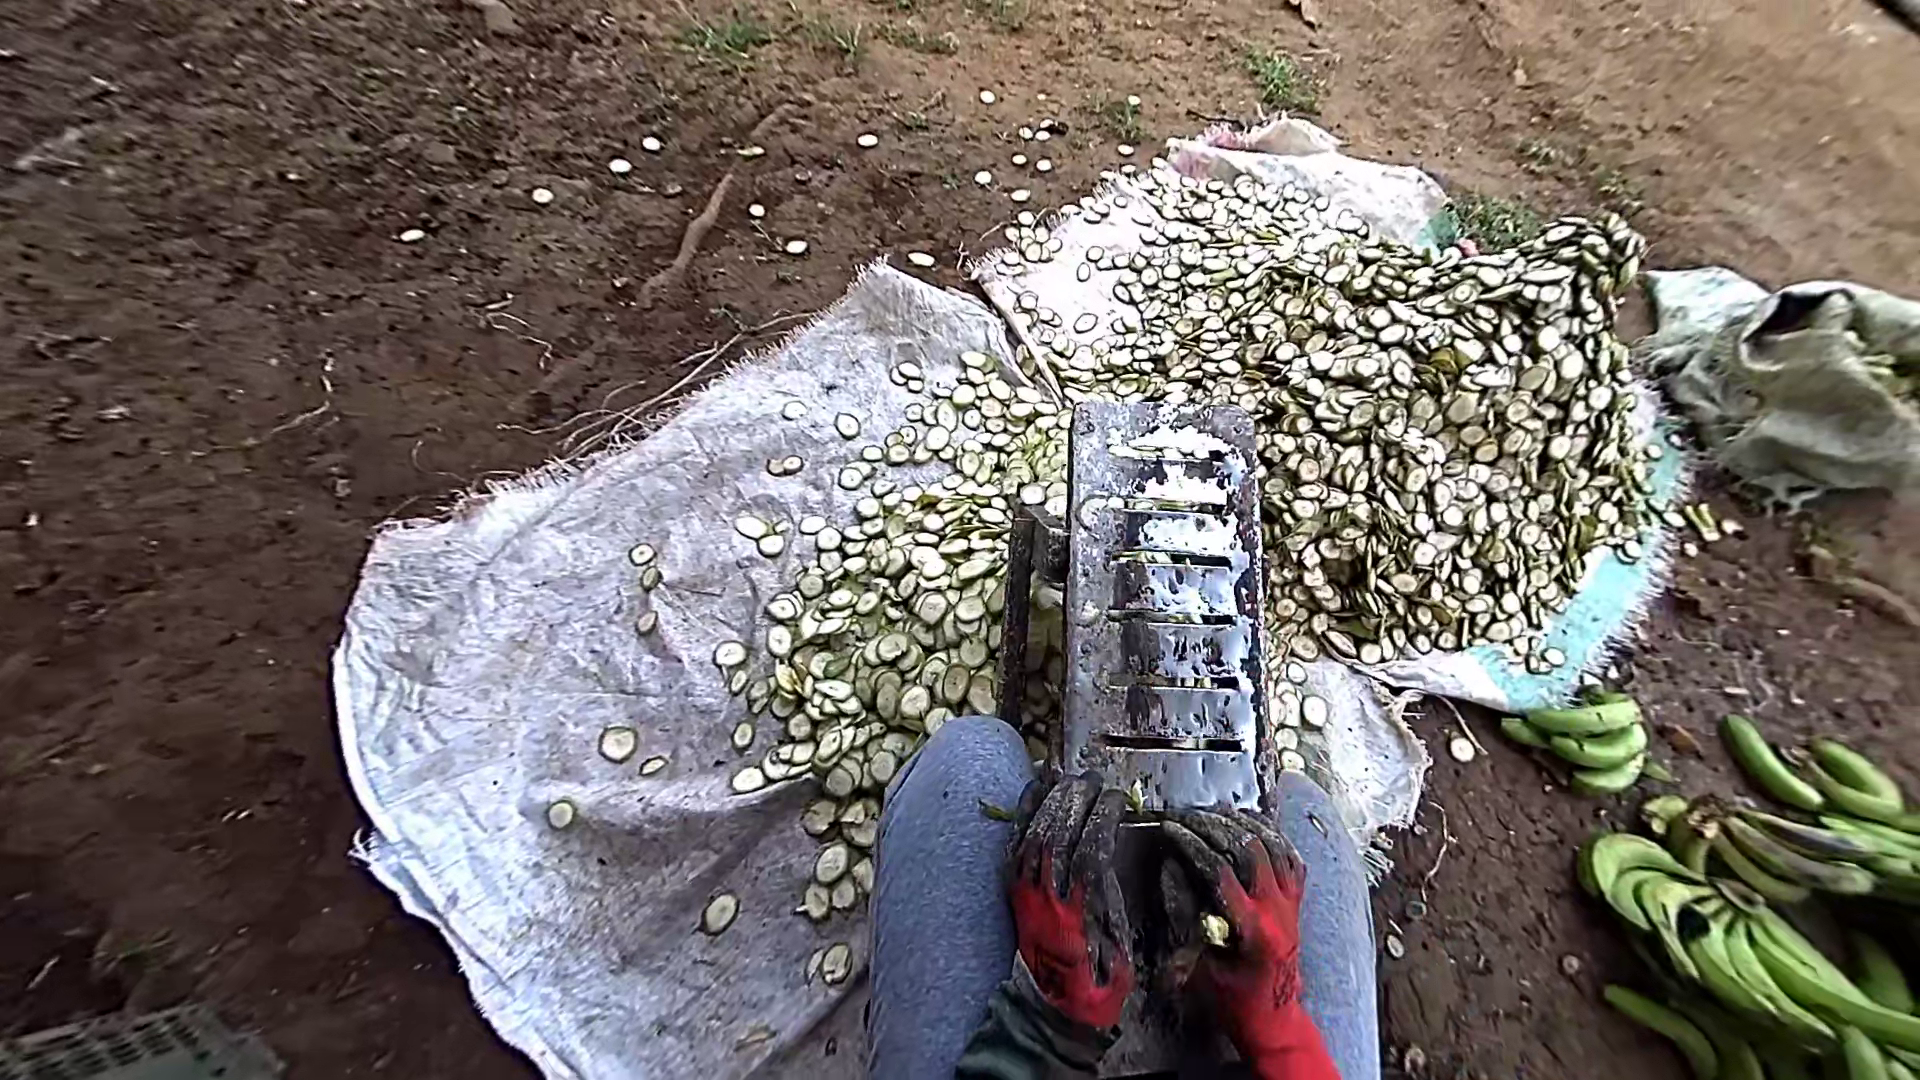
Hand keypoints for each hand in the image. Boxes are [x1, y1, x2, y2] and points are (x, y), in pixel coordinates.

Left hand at [1007, 772, 1134, 1029]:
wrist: (1055, 997)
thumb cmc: (1099, 966)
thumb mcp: (1121, 928)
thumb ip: (1113, 881)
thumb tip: (1114, 838)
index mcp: (1083, 897)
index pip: (1094, 836)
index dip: (1106, 811)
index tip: (1117, 796)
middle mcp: (1050, 881)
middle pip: (1064, 822)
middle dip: (1081, 795)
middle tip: (1095, 780)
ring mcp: (1026, 877)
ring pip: (1040, 822)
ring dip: (1056, 795)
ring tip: (1072, 779)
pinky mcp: (1011, 877)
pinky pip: (1017, 831)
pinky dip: (1026, 805)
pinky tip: (1037, 786)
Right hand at [1161, 808, 1336, 1079]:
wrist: (1275, 1021)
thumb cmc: (1232, 998)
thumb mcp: (1196, 963)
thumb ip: (1182, 913)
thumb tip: (1170, 866)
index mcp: (1253, 930)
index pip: (1220, 868)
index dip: (1191, 842)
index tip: (1171, 828)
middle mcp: (1278, 912)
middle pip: (1250, 847)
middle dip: (1214, 825)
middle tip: (1188, 816)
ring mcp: (1291, 905)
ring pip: (1274, 846)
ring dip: (1243, 824)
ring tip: (1215, 813)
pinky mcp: (1296, 903)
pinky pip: (1290, 857)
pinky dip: (1270, 836)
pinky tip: (1249, 825)